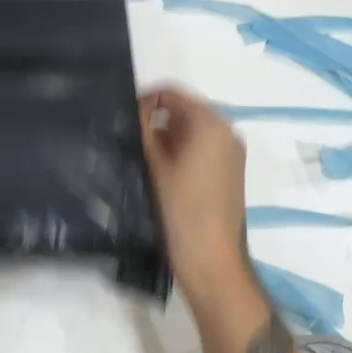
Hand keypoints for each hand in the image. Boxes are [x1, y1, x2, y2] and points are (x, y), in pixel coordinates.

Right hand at [140, 88, 248, 298]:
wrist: (211, 259)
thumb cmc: (181, 209)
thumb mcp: (154, 164)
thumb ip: (143, 128)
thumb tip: (134, 107)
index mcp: (211, 124)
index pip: (171, 93)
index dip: (144, 99)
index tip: (121, 118)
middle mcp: (226, 132)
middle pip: (183, 111)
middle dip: (154, 119)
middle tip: (126, 137)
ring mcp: (230, 154)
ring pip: (190, 132)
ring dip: (165, 137)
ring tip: (138, 156)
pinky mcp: (228, 173)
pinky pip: (200, 149)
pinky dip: (179, 152)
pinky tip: (157, 172)